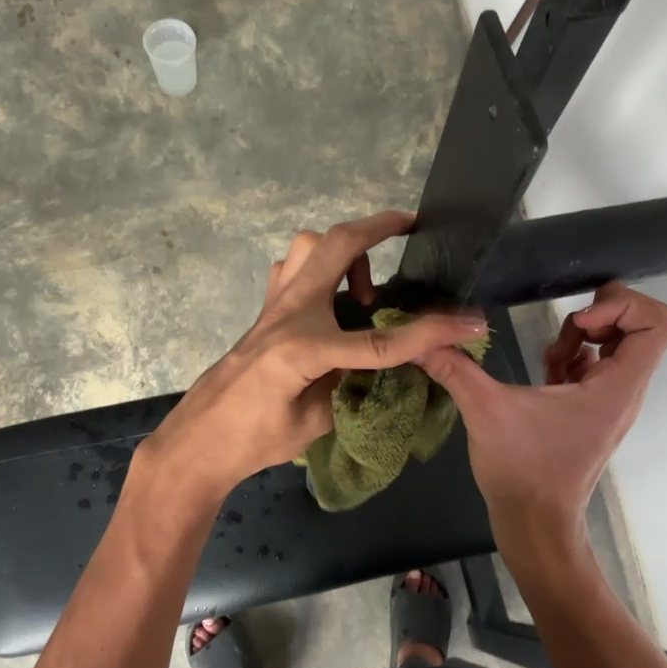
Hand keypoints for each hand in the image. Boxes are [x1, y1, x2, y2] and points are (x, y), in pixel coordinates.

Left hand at [144, 211, 488, 497]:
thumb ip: (354, 387)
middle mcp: (289, 313)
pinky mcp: (264, 311)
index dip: (430, 333)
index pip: (382, 340)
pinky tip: (331, 301)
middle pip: (337, 245)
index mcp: (304, 348)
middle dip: (378, 226)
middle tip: (410, 227)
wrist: (199, 440)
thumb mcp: (314, 423)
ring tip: (365, 288)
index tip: (468, 324)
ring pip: (308, 245)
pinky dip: (319, 268)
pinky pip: (292, 268)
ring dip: (345, 249)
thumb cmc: (252, 441)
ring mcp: (272, 306)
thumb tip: (384, 363)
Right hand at [415, 282, 666, 527]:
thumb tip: (420, 342)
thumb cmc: (523, 469)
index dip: (622, 306)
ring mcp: (609, 404)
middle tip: (566, 327)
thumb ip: (455, 369)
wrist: (534, 524)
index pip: (657, 324)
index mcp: (616, 387)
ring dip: (583, 339)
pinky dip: (573, 360)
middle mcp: (623, 392)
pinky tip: (543, 374)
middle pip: (641, 329)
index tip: (579, 320)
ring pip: (618, 348)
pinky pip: (597, 370)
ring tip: (548, 357)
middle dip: (601, 316)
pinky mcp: (591, 414)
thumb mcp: (486, 411)